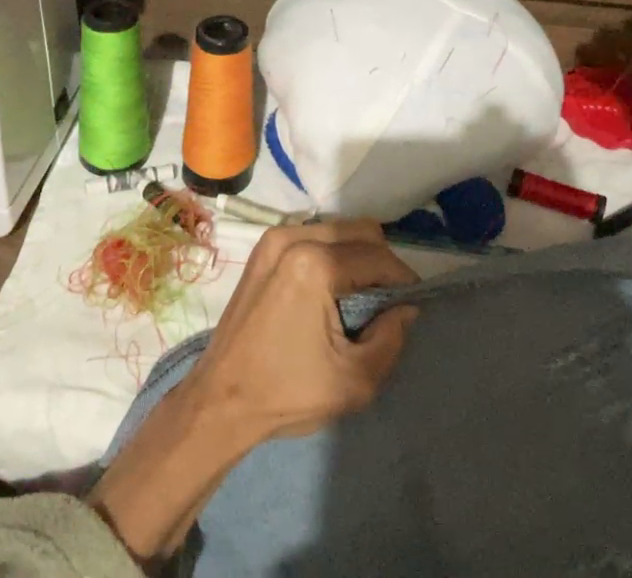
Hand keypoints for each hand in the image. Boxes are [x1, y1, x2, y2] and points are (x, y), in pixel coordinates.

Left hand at [89, 220, 418, 561]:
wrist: (220, 401)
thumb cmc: (288, 393)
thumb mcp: (356, 379)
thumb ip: (392, 337)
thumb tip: (406, 308)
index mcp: (315, 264)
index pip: (380, 258)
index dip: (404, 282)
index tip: (411, 308)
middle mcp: (293, 238)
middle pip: (360, 231)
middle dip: (381, 263)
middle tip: (385, 304)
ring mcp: (272, 240)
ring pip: (336, 230)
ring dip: (355, 256)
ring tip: (358, 299)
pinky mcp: (260, 251)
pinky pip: (311, 237)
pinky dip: (329, 255)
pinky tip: (328, 292)